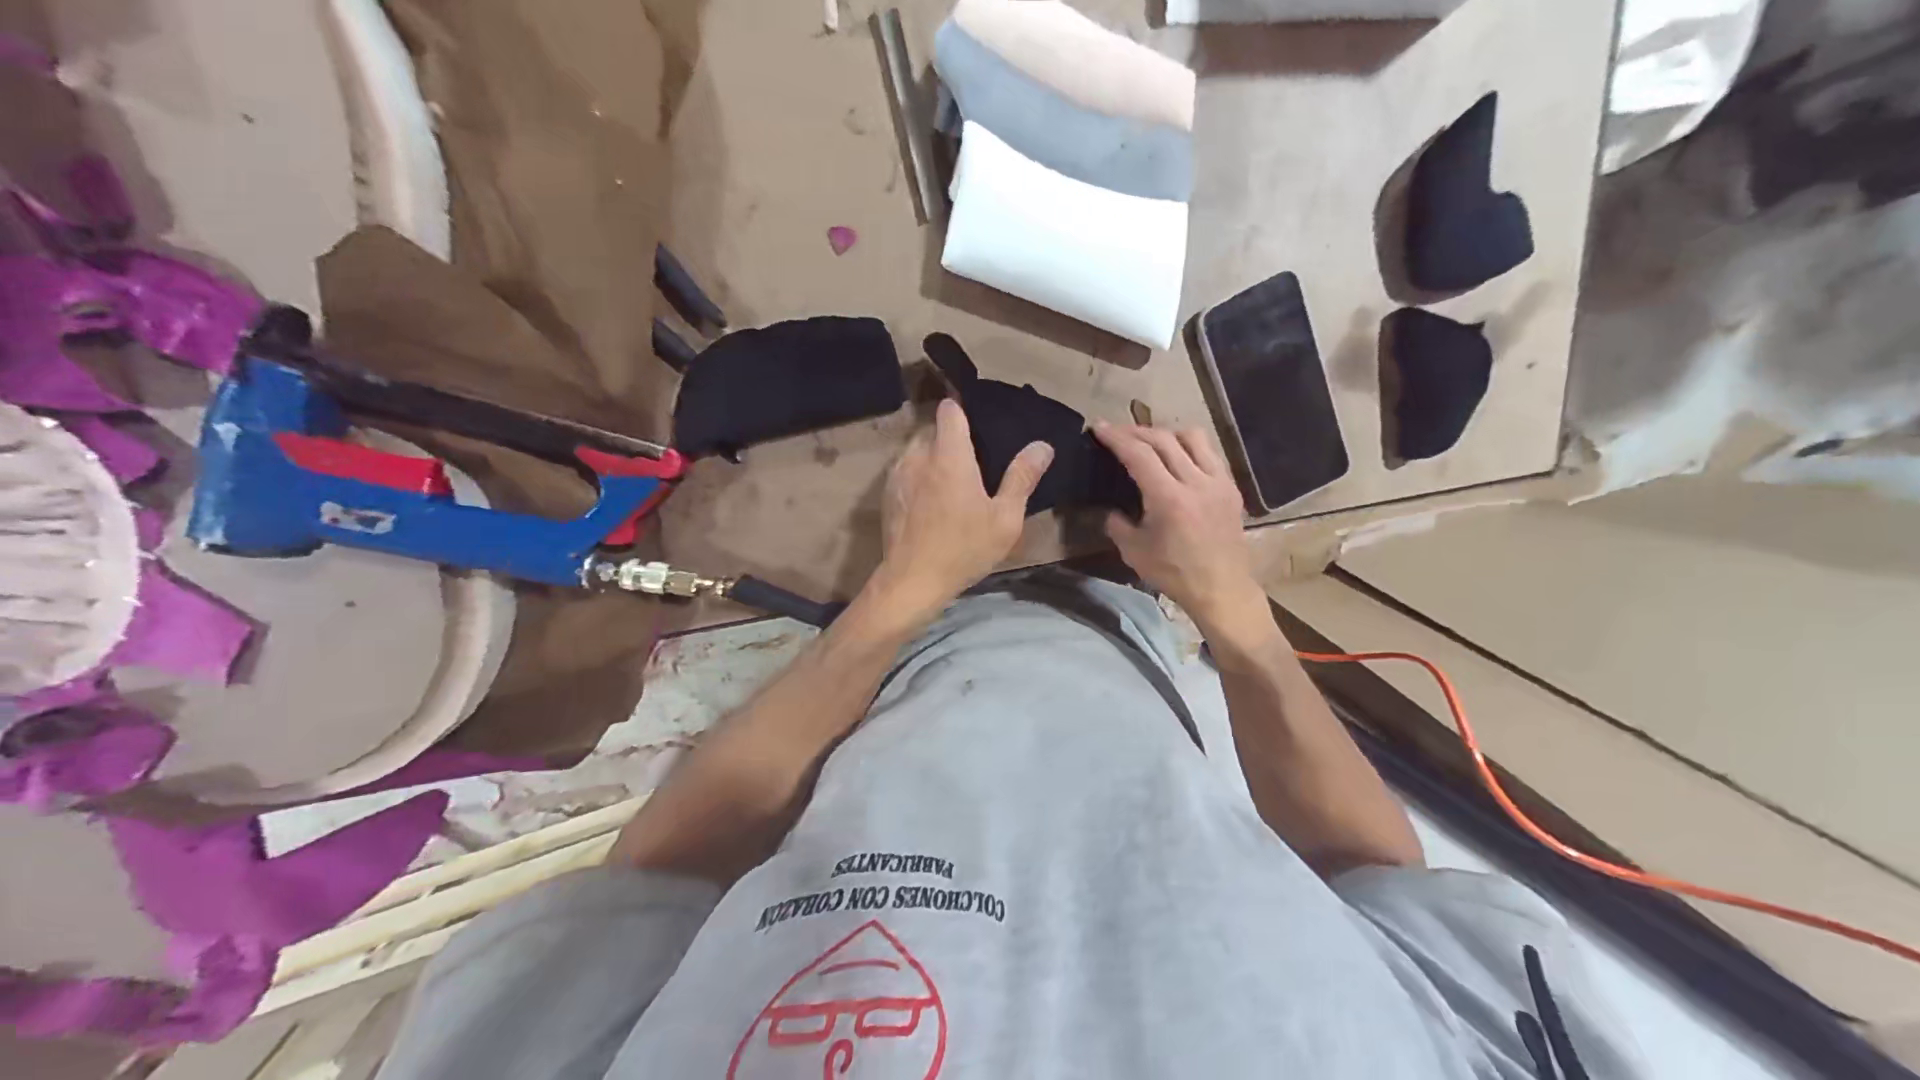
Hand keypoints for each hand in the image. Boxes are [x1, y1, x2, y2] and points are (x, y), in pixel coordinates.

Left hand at [873, 398, 1052, 617]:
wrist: (912, 581)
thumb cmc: (963, 549)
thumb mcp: (1004, 519)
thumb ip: (1022, 478)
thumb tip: (1043, 446)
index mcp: (949, 456)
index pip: (950, 410)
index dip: (963, 411)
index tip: (978, 424)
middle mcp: (918, 456)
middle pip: (933, 430)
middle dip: (951, 439)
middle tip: (974, 462)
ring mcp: (897, 475)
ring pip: (916, 450)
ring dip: (932, 458)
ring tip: (952, 482)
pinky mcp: (887, 495)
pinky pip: (905, 471)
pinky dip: (918, 477)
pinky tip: (931, 502)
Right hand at [1092, 422, 1274, 648]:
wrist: (1221, 589)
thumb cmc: (1174, 573)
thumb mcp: (1134, 551)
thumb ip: (1117, 524)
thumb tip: (1112, 508)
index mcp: (1169, 498)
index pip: (1139, 454)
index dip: (1116, 438)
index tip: (1098, 428)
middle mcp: (1196, 482)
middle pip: (1163, 439)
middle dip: (1135, 431)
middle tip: (1116, 432)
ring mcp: (1218, 482)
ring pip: (1192, 437)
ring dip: (1166, 433)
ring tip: (1149, 441)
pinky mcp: (1230, 488)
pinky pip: (1209, 453)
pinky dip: (1189, 447)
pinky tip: (1177, 457)